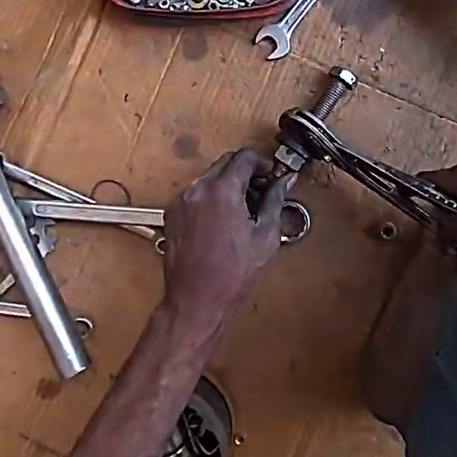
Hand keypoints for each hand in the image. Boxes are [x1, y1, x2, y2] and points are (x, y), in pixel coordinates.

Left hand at [161, 149, 294, 332]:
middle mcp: (197, 190)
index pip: (244, 157)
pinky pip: (196, 193)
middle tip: (261, 188)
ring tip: (245, 207)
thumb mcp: (264, 235)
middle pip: (225, 162)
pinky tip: (225, 217)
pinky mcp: (173, 214)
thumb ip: (275, 200)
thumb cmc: (230, 274)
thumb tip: (284, 182)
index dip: (262, 163)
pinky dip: (212, 196)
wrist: (196, 299)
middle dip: (245, 170)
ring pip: (209, 177)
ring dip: (228, 182)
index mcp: (222, 191)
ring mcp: (182, 201)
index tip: (270, 174)